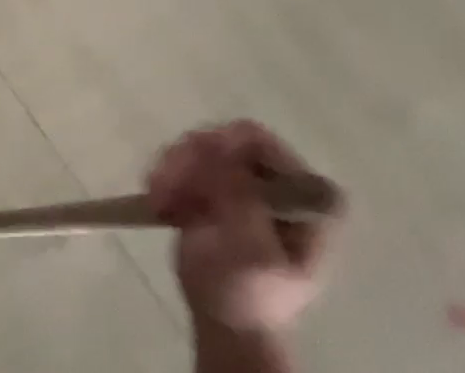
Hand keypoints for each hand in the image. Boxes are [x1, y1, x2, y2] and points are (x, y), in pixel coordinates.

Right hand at [147, 121, 337, 334]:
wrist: (228, 323)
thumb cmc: (251, 294)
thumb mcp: (253, 251)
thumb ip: (243, 199)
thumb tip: (223, 147)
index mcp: (306, 195)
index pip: (262, 143)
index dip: (222, 147)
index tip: (194, 169)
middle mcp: (276, 181)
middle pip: (222, 141)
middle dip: (188, 162)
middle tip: (165, 188)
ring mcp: (242, 184)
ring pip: (196, 149)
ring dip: (170, 171)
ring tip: (159, 201)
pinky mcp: (211, 190)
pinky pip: (180, 165)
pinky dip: (163, 180)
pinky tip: (158, 205)